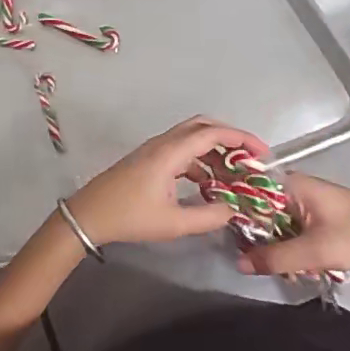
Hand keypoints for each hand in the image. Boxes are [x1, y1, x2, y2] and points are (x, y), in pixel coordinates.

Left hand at [66, 116, 270, 246]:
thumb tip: (233, 210)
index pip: (212, 133)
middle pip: (202, 127)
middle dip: (230, 140)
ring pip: (190, 140)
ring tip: (232, 178)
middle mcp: (162, 144)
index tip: (262, 154)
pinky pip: (179, 152)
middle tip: (249, 160)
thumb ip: (208, 217)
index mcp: (169, 153)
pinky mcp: (146, 160)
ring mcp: (152, 150)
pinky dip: (197, 162)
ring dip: (213, 153)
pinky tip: (206, 185)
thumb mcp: (173, 223)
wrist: (87, 216)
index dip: (241, 139)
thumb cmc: (128, 218)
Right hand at [236, 175, 349, 275]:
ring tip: (294, 271)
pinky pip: (291, 231)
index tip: (231, 235)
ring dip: (278, 249)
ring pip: (275, 225)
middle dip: (260, 239)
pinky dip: (293, 249)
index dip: (235, 211)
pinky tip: (305, 268)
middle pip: (259, 211)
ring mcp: (308, 204)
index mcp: (292, 185)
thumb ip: (274, 258)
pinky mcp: (318, 218)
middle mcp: (296, 189)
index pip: (247, 190)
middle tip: (268, 263)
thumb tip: (238, 263)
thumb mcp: (315, 251)